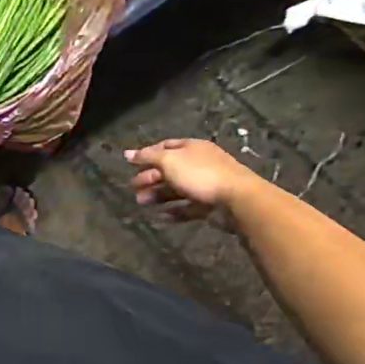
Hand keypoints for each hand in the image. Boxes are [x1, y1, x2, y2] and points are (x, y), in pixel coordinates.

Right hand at [125, 139, 264, 221]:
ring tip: (141, 203)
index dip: (147, 154)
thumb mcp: (169, 160)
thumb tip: (127, 153)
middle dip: (150, 178)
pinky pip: (187, 207)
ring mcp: (205, 185)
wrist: (238, 200)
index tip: (131, 165)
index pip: (165, 147)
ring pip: (176, 189)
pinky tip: (159, 216)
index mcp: (192, 148)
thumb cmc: (200, 174)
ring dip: (157, 195)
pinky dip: (173, 211)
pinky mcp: (209, 205)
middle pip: (169, 169)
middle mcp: (199, 164)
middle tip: (133, 188)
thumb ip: (147, 157)